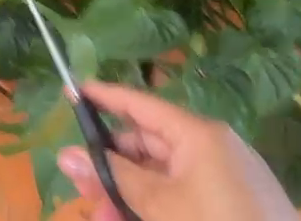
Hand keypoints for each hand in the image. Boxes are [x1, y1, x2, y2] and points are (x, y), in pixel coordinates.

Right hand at [59, 82, 300, 220]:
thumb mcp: (159, 206)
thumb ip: (112, 176)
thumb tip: (65, 155)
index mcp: (199, 135)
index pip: (139, 104)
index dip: (103, 98)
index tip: (69, 93)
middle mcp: (213, 151)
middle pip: (146, 146)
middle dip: (110, 169)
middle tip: (81, 190)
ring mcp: (227, 183)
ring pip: (161, 178)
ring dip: (127, 197)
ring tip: (103, 219)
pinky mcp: (235, 212)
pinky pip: (182, 199)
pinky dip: (154, 210)